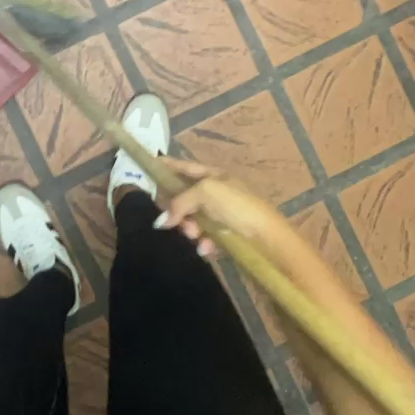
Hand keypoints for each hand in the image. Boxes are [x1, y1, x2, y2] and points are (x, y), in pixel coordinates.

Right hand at [154, 157, 283, 258]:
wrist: (266, 236)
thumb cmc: (236, 206)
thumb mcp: (205, 192)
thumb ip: (179, 202)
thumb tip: (161, 221)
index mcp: (212, 175)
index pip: (184, 166)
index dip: (167, 166)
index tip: (148, 167)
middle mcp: (215, 192)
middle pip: (184, 197)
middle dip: (176, 208)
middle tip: (173, 220)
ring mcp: (220, 214)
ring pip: (191, 220)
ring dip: (189, 228)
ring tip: (194, 235)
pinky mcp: (225, 235)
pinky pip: (204, 237)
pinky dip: (203, 242)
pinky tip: (206, 248)